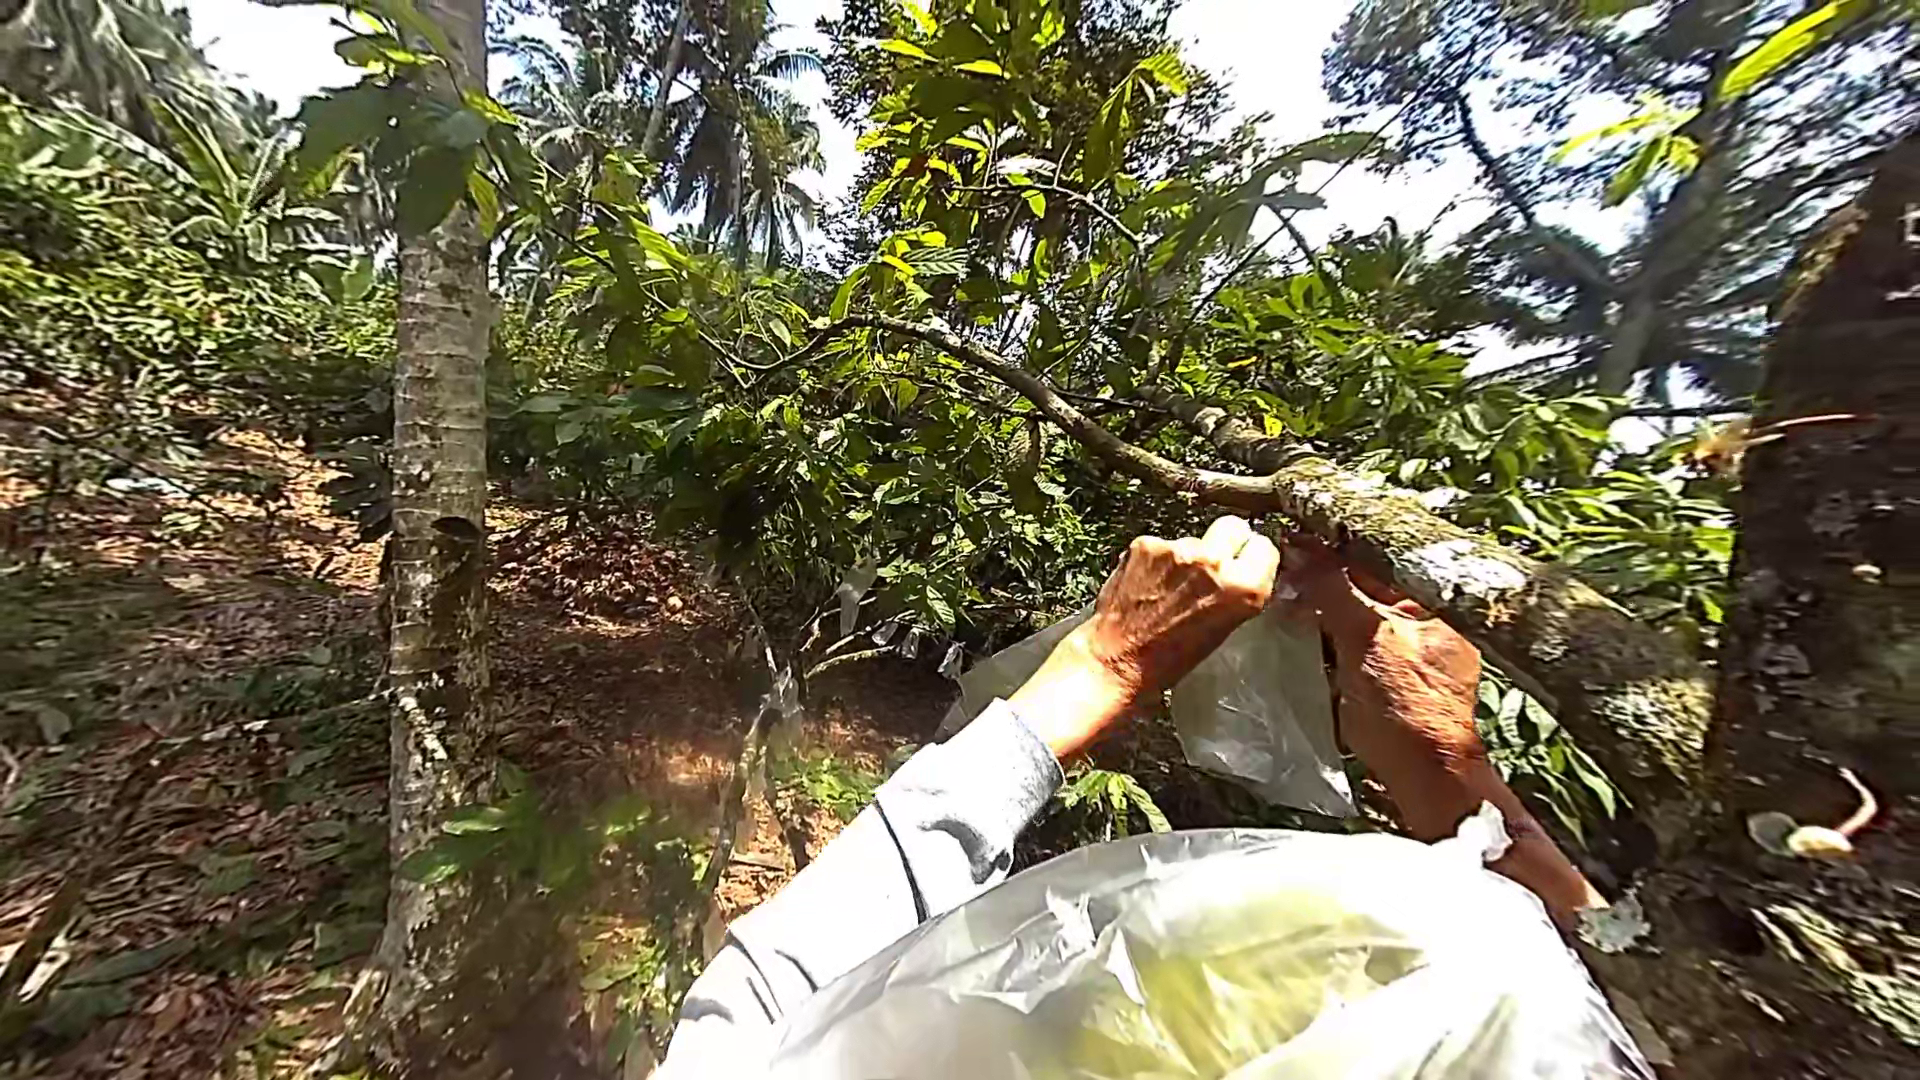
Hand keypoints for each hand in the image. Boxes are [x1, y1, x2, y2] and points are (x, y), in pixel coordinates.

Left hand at [1012, 516, 1280, 759]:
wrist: (1118, 657)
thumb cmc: (1170, 656)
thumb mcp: (1225, 627)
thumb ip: (1237, 591)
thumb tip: (1240, 565)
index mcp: (1243, 588)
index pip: (1264, 548)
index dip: (1251, 557)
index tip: (1243, 563)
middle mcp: (1212, 562)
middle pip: (1233, 527)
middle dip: (1224, 542)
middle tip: (1208, 567)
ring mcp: (1176, 549)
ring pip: (1191, 539)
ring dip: (1183, 557)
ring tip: (1167, 590)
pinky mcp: (1145, 545)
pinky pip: (1160, 545)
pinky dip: (1154, 561)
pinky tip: (1146, 586)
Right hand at [1291, 545, 1483, 783]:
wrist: (1417, 767)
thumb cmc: (1407, 701)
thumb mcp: (1369, 636)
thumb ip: (1335, 591)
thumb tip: (1300, 551)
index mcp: (1432, 604)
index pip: (1377, 562)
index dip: (1335, 549)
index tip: (1295, 538)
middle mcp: (1415, 619)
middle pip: (1359, 583)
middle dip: (1320, 573)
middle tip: (1280, 559)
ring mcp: (1392, 644)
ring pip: (1345, 608)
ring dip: (1314, 598)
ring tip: (1279, 583)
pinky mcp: (1370, 666)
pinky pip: (1338, 632)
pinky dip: (1315, 624)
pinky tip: (1290, 614)